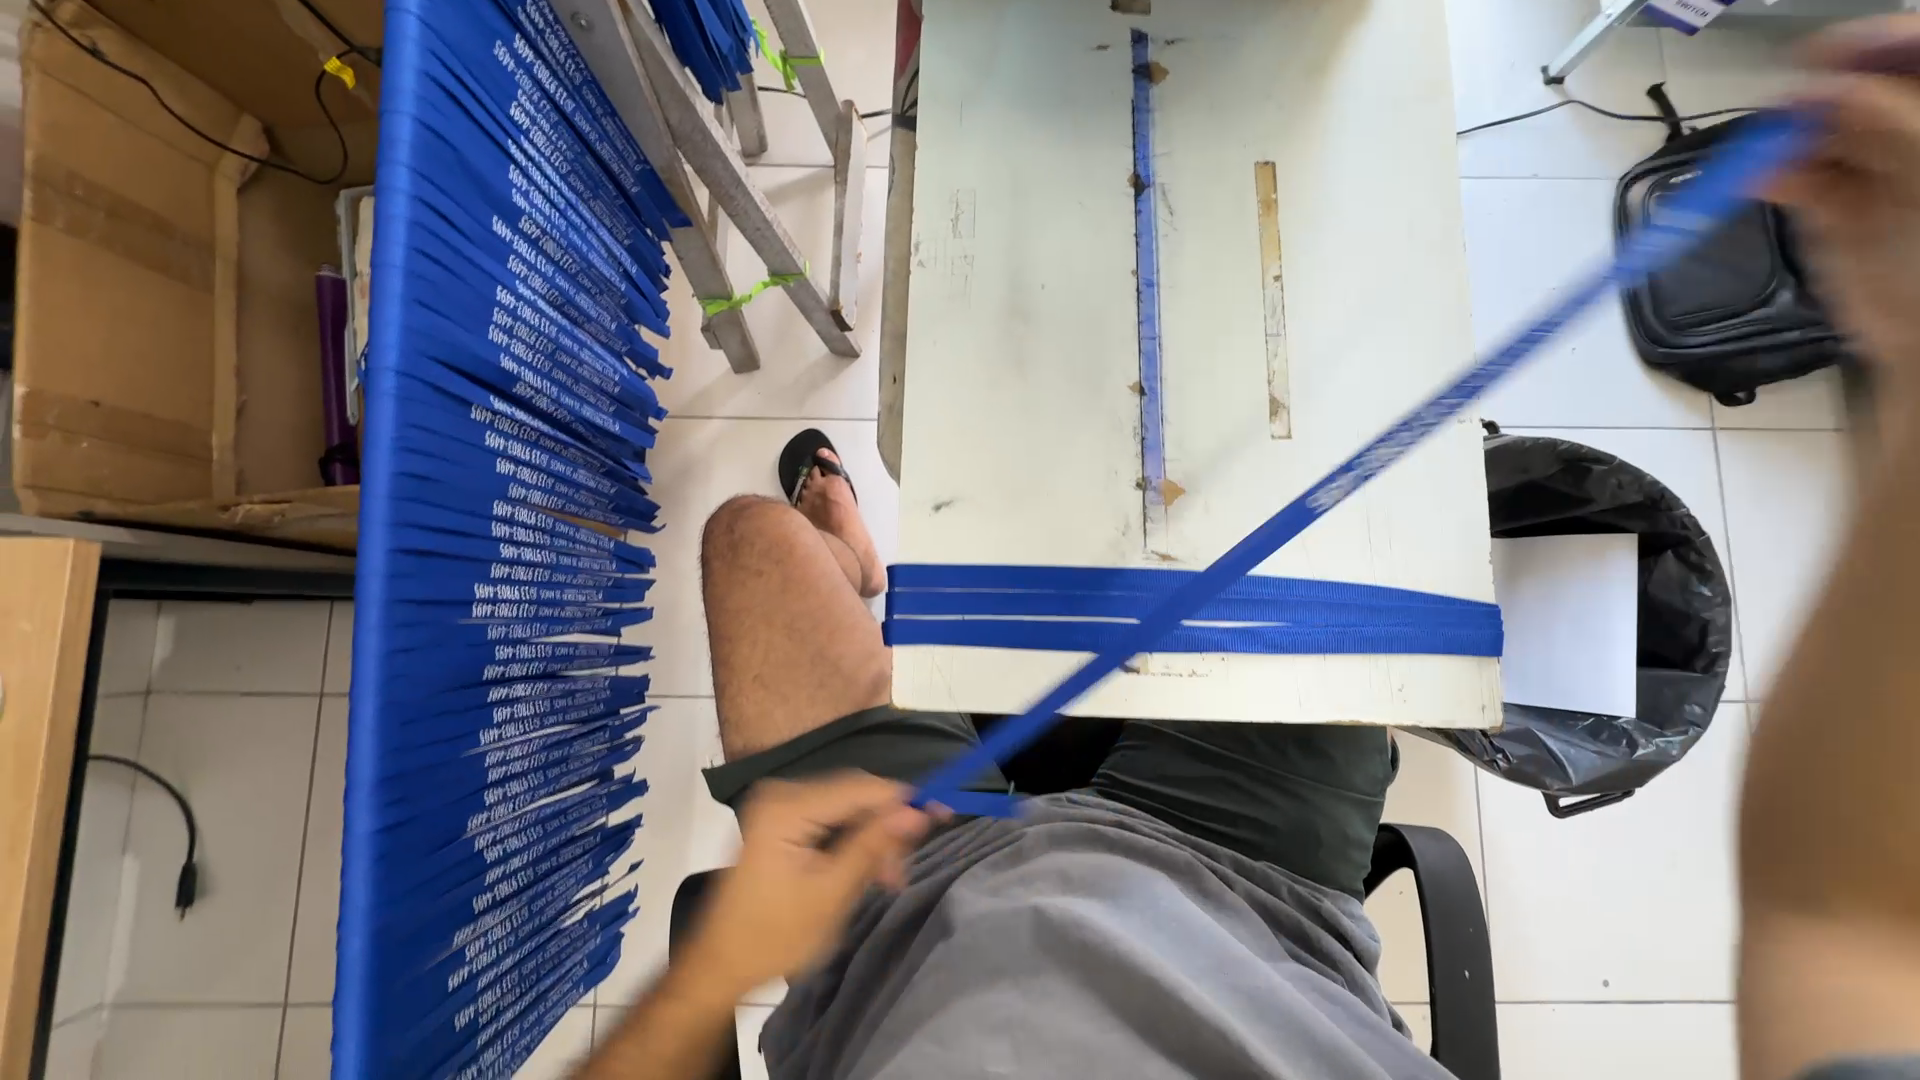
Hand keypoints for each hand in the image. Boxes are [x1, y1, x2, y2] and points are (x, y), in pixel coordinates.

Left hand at [682, 772, 932, 997]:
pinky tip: (865, 870)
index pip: (859, 788)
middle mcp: (782, 795)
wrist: (719, 966)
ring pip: (846, 809)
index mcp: (787, 808)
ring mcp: (779, 807)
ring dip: (872, 838)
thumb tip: (915, 812)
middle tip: (903, 870)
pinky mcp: (781, 822)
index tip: (941, 813)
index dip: (903, 799)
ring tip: (887, 879)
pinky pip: (830, 819)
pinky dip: (852, 841)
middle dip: (886, 826)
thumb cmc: (772, 937)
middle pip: (853, 796)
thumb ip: (873, 846)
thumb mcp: (831, 895)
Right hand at [1767, 16, 1919, 409]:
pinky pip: (1801, 178)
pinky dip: (1775, 176)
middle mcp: (1917, 136)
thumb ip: (1885, 125)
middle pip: (1875, 89)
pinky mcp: (1840, 206)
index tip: (1823, 50)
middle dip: (1830, 91)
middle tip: (1785, 103)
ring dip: (1791, 137)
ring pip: (1831, 132)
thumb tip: (1818, 88)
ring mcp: (1883, 170)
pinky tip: (1757, 177)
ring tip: (1762, 148)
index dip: (1884, 43)